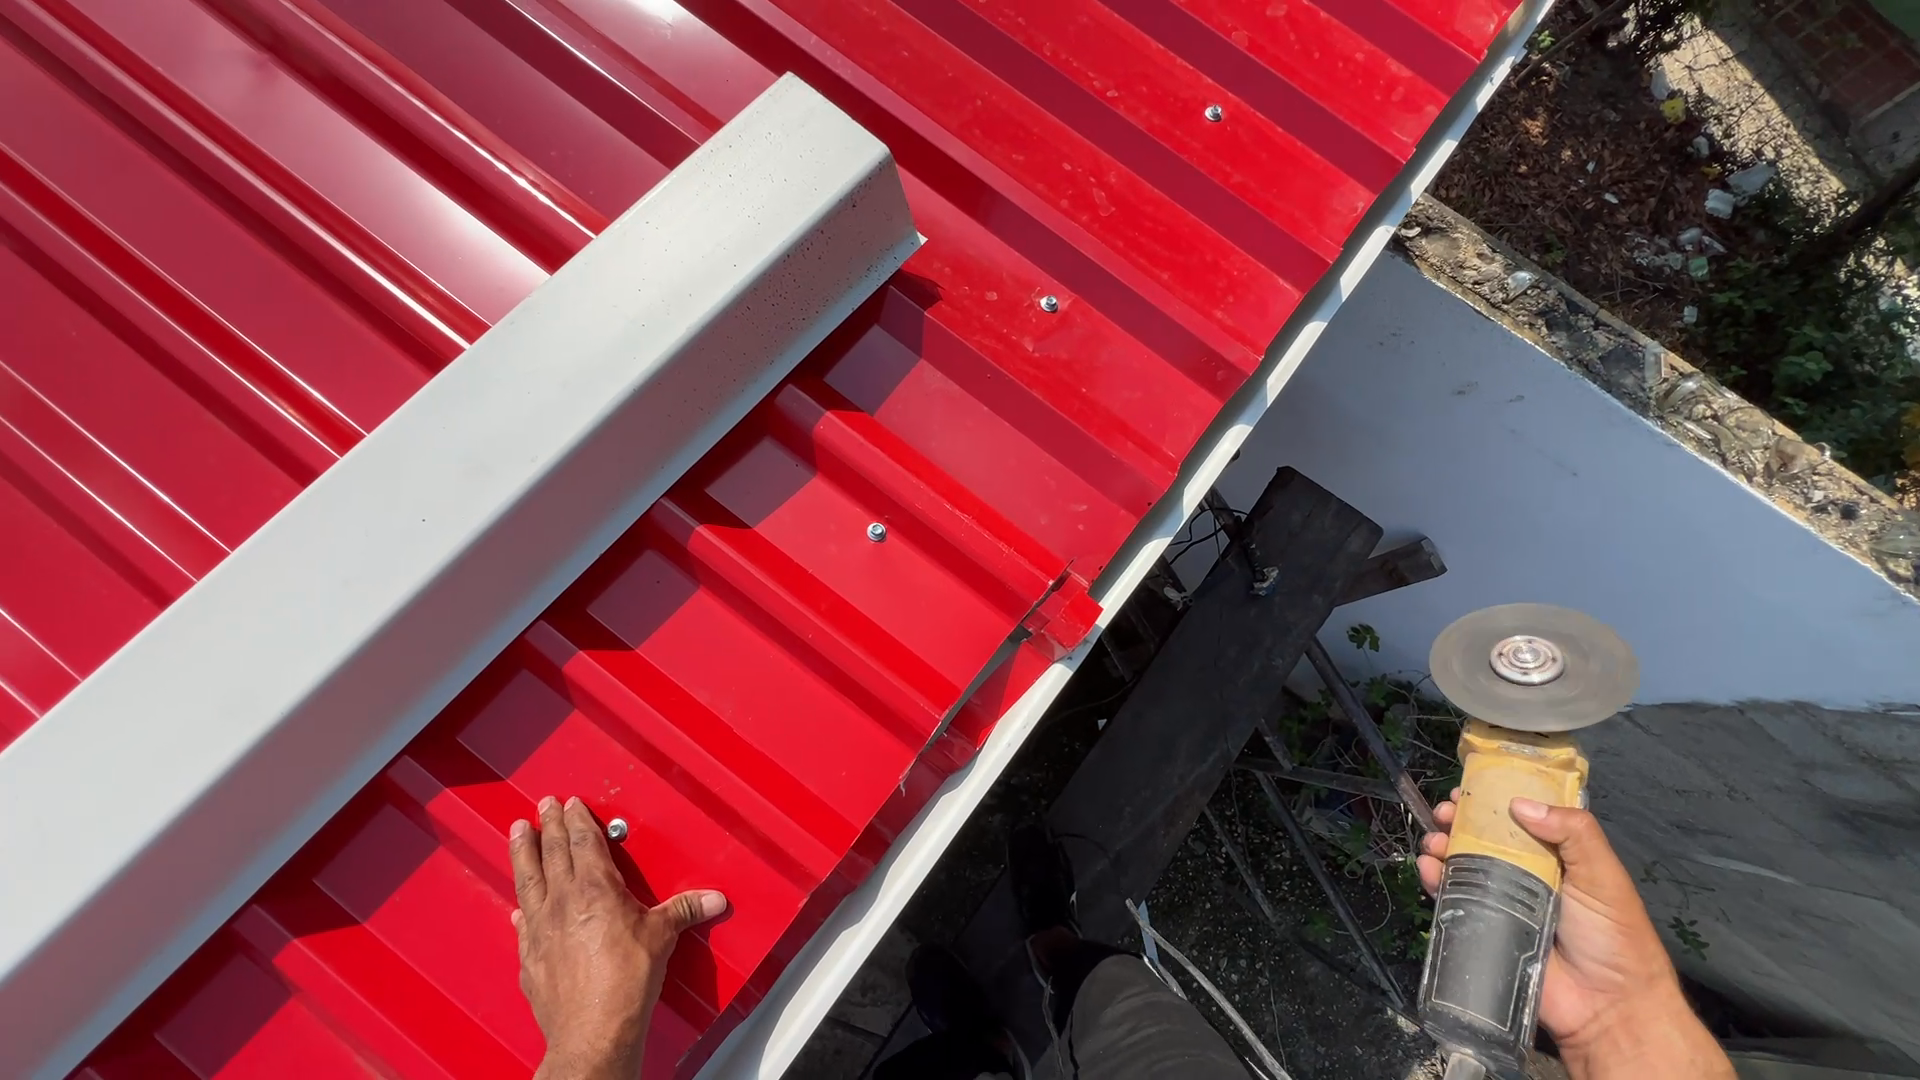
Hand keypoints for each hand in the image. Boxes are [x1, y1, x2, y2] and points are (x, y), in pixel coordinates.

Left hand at [510, 796, 727, 1079]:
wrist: (593, 1032)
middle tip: (544, 804)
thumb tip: (714, 899)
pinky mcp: (530, 957)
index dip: (577, 820)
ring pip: (527, 879)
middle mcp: (563, 902)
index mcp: (596, 889)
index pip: (583, 842)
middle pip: (553, 852)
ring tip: (516, 831)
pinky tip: (518, 905)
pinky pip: (522, 922)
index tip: (571, 803)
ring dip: (522, 852)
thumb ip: (685, 909)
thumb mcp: (663, 936)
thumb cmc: (626, 981)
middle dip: (549, 825)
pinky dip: (521, 907)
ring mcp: (541, 929)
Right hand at [1419, 792, 1732, 1079]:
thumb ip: (1575, 833)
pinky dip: (1433, 876)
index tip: (1470, 789)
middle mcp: (1520, 872)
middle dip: (1455, 819)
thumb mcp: (1605, 877)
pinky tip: (1430, 868)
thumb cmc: (1614, 937)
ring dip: (1439, 844)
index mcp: (1551, 856)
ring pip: (1457, 860)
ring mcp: (1497, 897)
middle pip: (1478, 836)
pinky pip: (1448, 894)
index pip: (1515, 819)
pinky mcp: (1478, 922)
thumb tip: (1518, 803)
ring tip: (1435, 842)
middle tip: (1446, 813)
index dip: (1490, 800)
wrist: (1607, 1007)